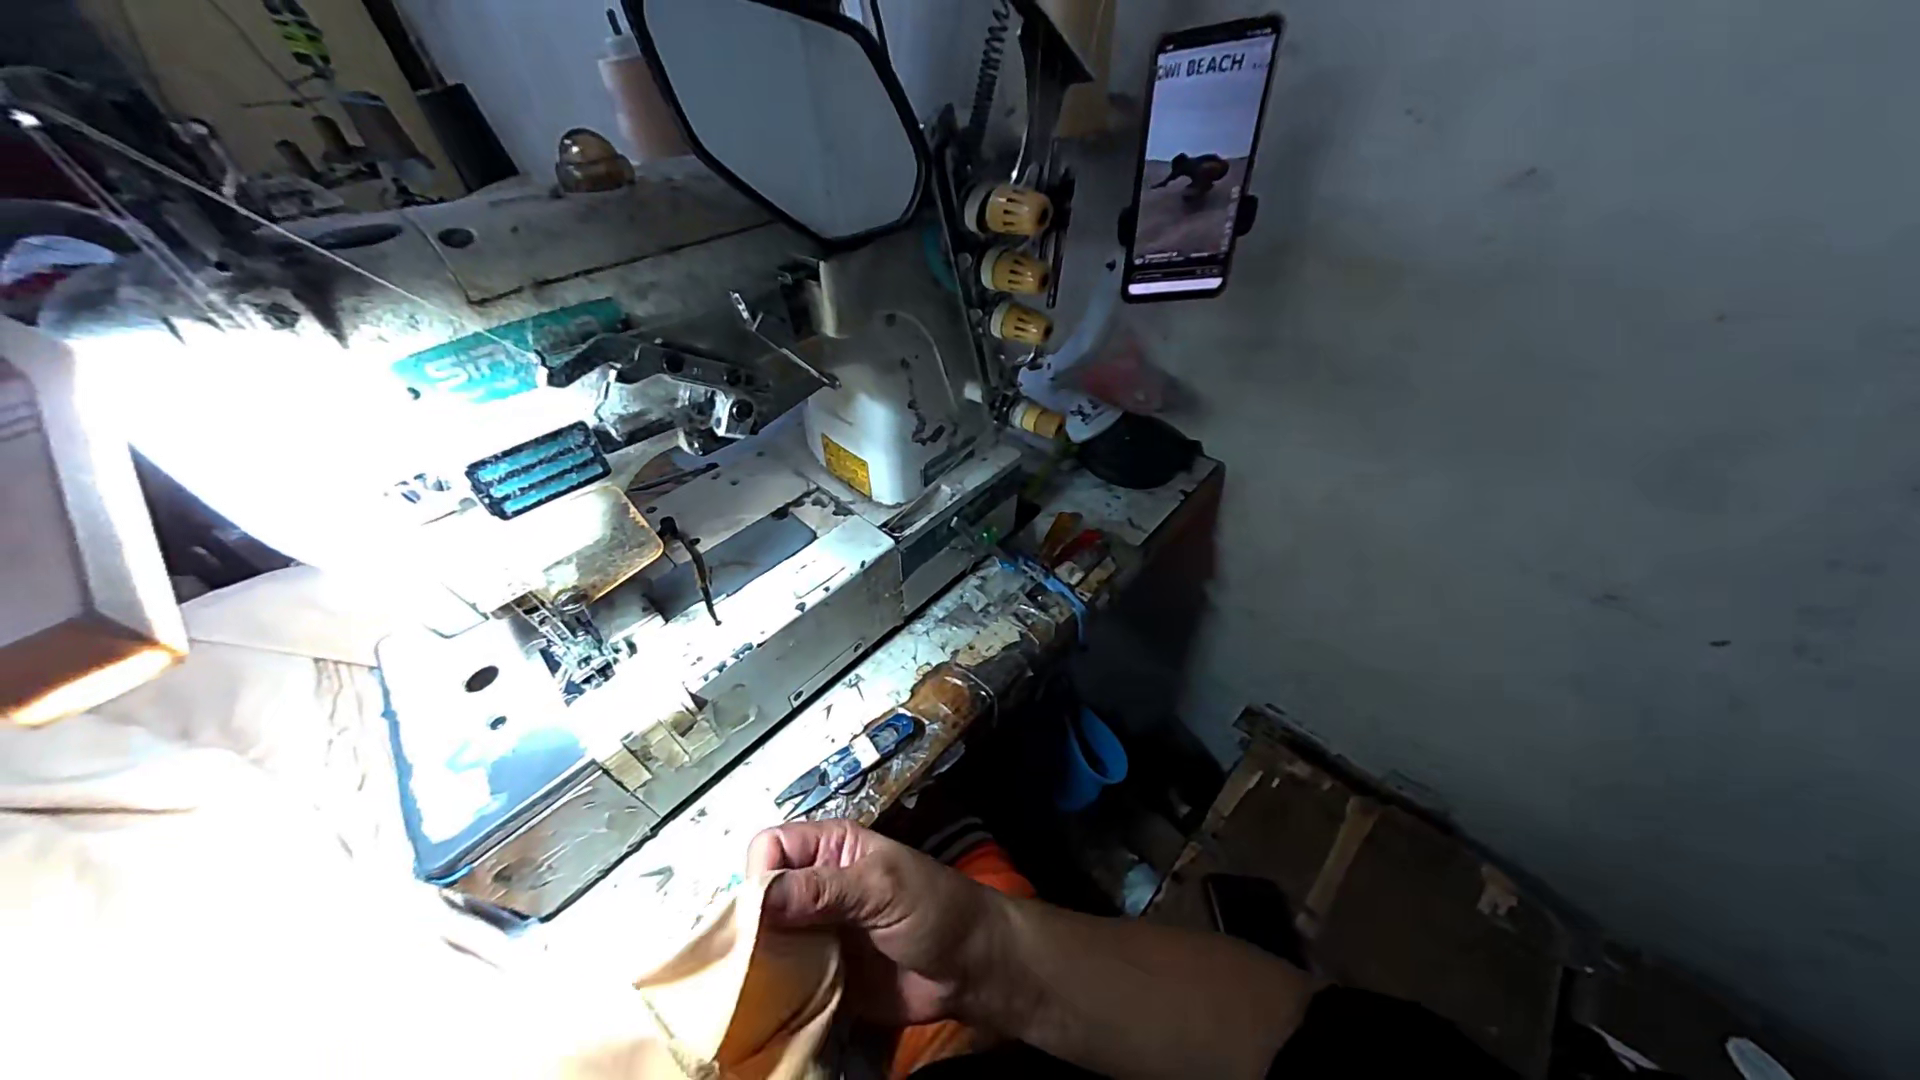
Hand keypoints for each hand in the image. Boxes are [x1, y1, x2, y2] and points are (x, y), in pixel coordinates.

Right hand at [746, 820, 1004, 1024]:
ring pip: (763, 940)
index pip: (772, 848)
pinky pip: (778, 980)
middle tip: (749, 960)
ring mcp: (814, 933)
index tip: (761, 913)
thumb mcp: (882, 886)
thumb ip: (825, 889)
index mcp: (830, 848)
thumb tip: (760, 895)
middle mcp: (814, 886)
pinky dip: (768, 993)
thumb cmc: (934, 907)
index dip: (760, 874)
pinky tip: (763, 1008)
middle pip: (759, 896)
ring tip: (750, 989)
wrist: (969, 968)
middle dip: (749, 925)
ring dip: (754, 963)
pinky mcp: (817, 975)